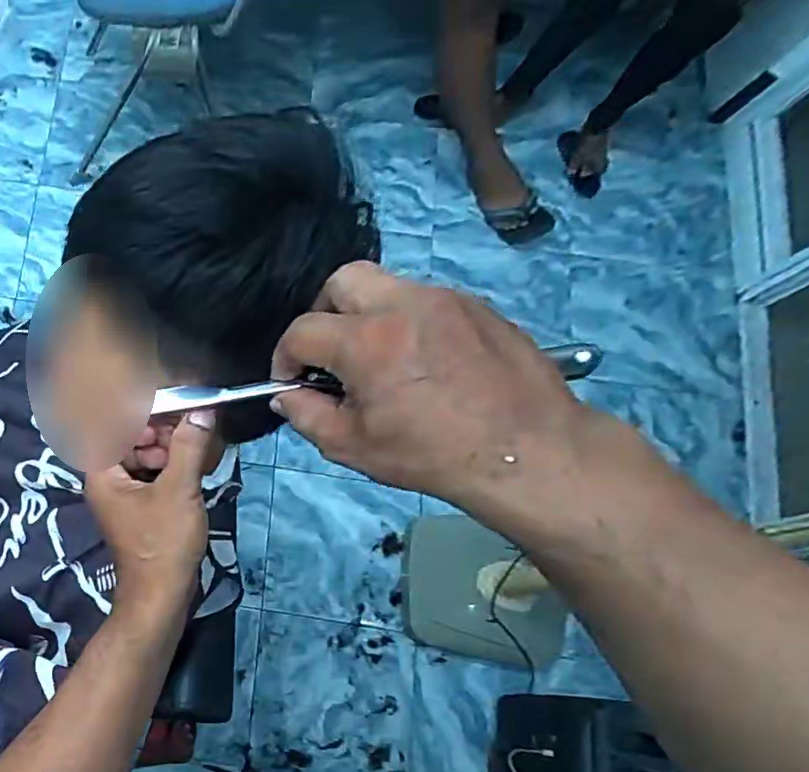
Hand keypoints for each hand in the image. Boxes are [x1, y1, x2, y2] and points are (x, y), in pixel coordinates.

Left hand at [84, 407, 217, 620]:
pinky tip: (195, 465)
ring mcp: (123, 496)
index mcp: (103, 473)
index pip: (110, 425)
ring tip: (197, 446)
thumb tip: (202, 412)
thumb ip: (188, 446)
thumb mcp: (179, 490)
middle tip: (190, 427)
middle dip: (159, 430)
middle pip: (127, 439)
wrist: (162, 594)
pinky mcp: (139, 508)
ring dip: (168, 448)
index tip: (172, 408)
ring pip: (142, 457)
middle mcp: (107, 481)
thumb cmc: (163, 542)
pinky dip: (170, 467)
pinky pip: (151, 476)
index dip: (139, 412)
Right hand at [268, 261, 602, 521]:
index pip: (302, 330)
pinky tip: (418, 362)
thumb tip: (287, 395)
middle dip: (322, 313)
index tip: (291, 382)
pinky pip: (423, 299)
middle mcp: (403, 304)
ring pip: (385, 285)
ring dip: (365, 315)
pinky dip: (404, 321)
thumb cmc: (429, 455)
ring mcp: (444, 299)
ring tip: (376, 360)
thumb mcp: (351, 446)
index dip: (284, 357)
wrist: (524, 449)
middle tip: (329, 354)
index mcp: (367, 342)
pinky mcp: (475, 305)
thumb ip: (307, 415)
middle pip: (341, 280)